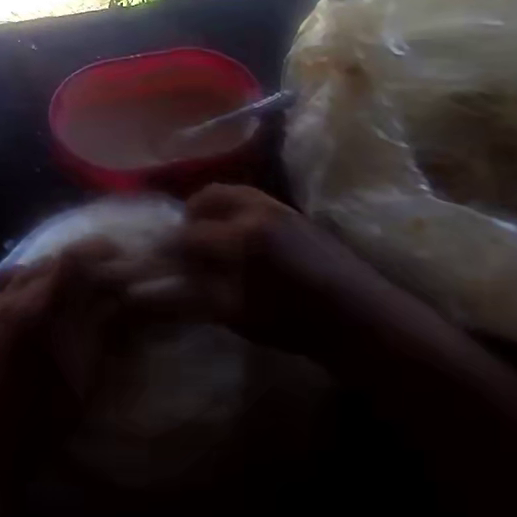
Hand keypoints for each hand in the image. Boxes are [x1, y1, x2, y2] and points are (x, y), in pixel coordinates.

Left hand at [0, 240, 128, 482]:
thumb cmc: (31, 427)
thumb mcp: (78, 387)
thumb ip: (99, 339)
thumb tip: (120, 304)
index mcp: (33, 311)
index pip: (70, 261)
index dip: (99, 253)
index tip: (125, 256)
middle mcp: (8, 299)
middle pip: (49, 262)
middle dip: (82, 261)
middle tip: (112, 272)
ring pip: (28, 271)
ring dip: (57, 271)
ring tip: (85, 283)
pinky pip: (8, 286)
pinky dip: (31, 282)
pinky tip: (46, 296)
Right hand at [178, 183, 402, 352]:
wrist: (360, 319)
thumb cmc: (294, 322)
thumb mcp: (235, 315)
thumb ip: (194, 294)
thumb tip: (161, 284)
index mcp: (241, 236)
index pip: (189, 234)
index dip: (168, 248)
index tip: (156, 260)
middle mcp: (259, 211)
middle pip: (210, 195)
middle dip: (190, 216)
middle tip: (183, 242)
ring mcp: (281, 208)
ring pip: (234, 193)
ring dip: (214, 210)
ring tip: (210, 239)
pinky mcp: (297, 215)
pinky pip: (255, 201)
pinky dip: (236, 212)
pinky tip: (240, 241)